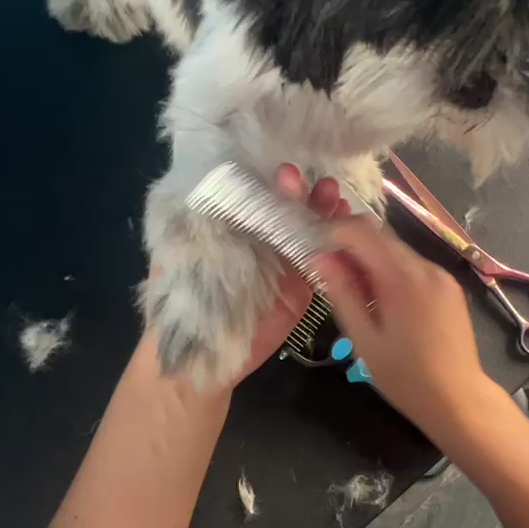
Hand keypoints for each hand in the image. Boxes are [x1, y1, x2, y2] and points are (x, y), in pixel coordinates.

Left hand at [190, 163, 346, 390]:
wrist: (198, 355)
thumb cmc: (181, 300)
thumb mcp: (182, 250)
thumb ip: (201, 218)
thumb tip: (219, 177)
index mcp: (231, 225)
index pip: (258, 195)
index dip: (274, 183)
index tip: (288, 173)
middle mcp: (260, 241)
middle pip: (290, 210)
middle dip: (307, 194)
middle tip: (322, 184)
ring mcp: (283, 265)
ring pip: (309, 232)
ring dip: (325, 212)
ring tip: (336, 198)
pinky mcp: (300, 291)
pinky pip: (321, 264)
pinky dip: (335, 245)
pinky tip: (347, 228)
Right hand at [315, 216, 503, 439]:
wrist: (458, 399)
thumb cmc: (406, 377)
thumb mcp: (365, 339)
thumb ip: (342, 293)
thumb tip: (319, 258)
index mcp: (404, 277)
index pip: (362, 231)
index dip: (333, 233)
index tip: (315, 251)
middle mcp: (427, 267)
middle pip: (382, 237)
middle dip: (352, 248)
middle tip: (330, 275)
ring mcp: (443, 276)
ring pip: (398, 253)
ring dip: (372, 262)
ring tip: (356, 295)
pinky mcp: (450, 288)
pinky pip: (414, 269)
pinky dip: (393, 274)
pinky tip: (384, 303)